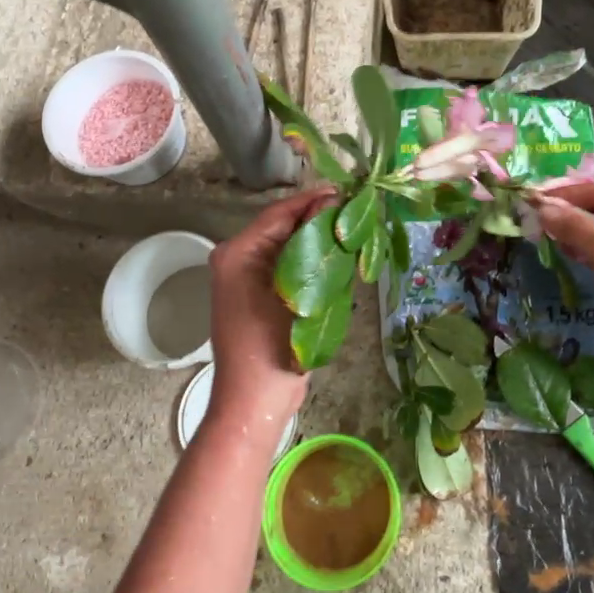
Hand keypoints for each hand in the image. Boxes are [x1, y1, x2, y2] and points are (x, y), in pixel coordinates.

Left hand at [206, 189, 333, 424]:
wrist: (255, 401)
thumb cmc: (270, 347)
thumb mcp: (295, 290)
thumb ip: (310, 243)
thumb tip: (331, 204)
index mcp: (237, 252)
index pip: (279, 212)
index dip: (313, 199)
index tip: (347, 192)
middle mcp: (236, 258)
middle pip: (283, 226)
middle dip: (318, 217)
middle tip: (356, 211)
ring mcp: (246, 277)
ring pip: (287, 244)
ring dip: (317, 238)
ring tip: (352, 230)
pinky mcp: (259, 293)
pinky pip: (287, 264)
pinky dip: (310, 259)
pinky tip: (338, 258)